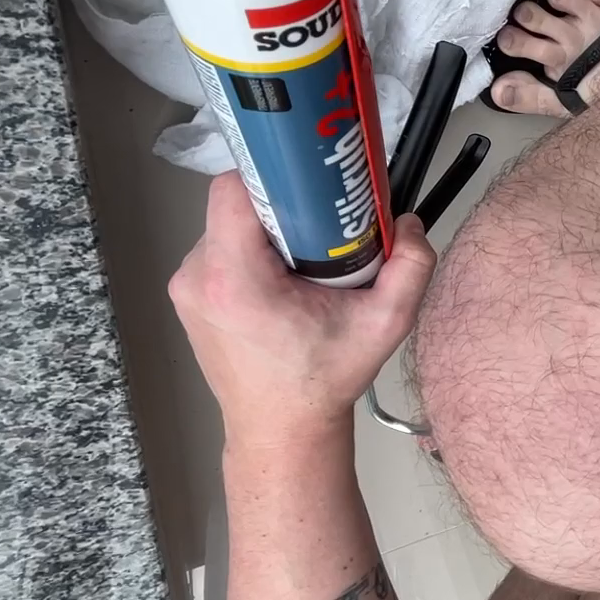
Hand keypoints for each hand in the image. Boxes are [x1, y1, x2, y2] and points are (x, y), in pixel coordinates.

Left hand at [170, 173, 436, 450]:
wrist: (282, 424)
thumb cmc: (328, 375)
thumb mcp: (389, 321)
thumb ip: (412, 265)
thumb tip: (409, 222)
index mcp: (237, 279)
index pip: (236, 190)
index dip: (279, 176)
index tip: (320, 186)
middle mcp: (199, 276)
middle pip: (239, 205)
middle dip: (290, 207)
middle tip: (333, 228)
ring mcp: (187, 286)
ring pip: (233, 225)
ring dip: (275, 230)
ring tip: (315, 260)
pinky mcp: (190, 295)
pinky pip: (224, 248)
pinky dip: (258, 251)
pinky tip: (292, 279)